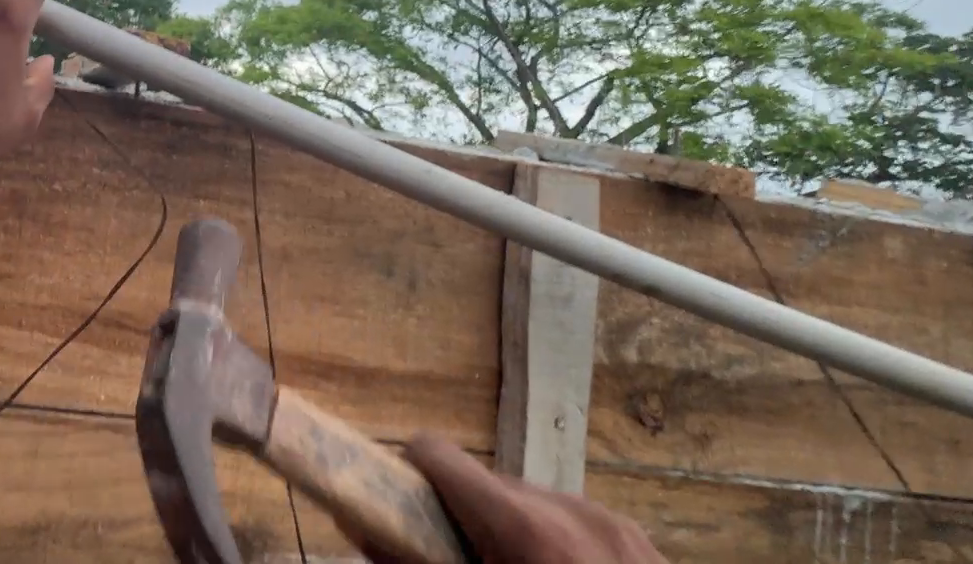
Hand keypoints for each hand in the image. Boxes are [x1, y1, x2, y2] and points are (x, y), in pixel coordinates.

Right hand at [383, 435, 666, 563]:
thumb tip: (361, 530)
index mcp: (525, 528)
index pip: (435, 453)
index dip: (412, 476)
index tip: (407, 508)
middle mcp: (569, 510)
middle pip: (483, 481)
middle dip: (465, 515)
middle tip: (465, 562)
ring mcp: (615, 524)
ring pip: (529, 499)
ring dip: (512, 530)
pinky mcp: (643, 542)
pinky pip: (575, 521)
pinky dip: (557, 545)